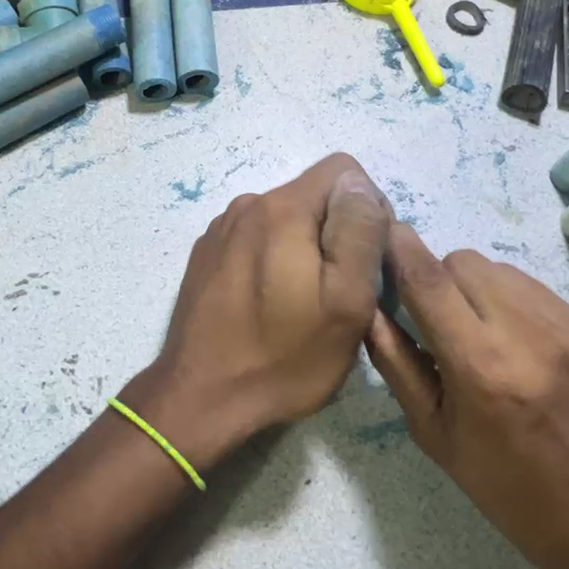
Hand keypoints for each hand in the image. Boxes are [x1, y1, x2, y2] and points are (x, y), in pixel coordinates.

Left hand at [122, 153, 392, 472]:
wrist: (199, 397)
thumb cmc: (283, 356)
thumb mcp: (346, 300)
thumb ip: (359, 232)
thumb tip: (360, 187)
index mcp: (282, 208)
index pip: (344, 171)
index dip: (369, 210)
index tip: (367, 263)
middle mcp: (248, 205)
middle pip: (314, 197)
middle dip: (336, 235)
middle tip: (338, 295)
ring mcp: (221, 230)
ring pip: (287, 221)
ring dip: (305, 251)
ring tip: (303, 306)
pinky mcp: (207, 256)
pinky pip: (257, 241)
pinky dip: (274, 263)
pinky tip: (269, 308)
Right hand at [363, 225, 568, 568]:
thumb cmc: (512, 492)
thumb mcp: (436, 435)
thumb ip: (396, 363)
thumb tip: (368, 307)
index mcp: (482, 366)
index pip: (427, 277)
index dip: (399, 247)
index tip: (385, 233)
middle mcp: (534, 334)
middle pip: (466, 262)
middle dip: (444, 280)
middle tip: (447, 322)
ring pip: (510, 274)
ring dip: (489, 295)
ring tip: (498, 344)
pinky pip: (552, 299)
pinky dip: (533, 317)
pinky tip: (543, 362)